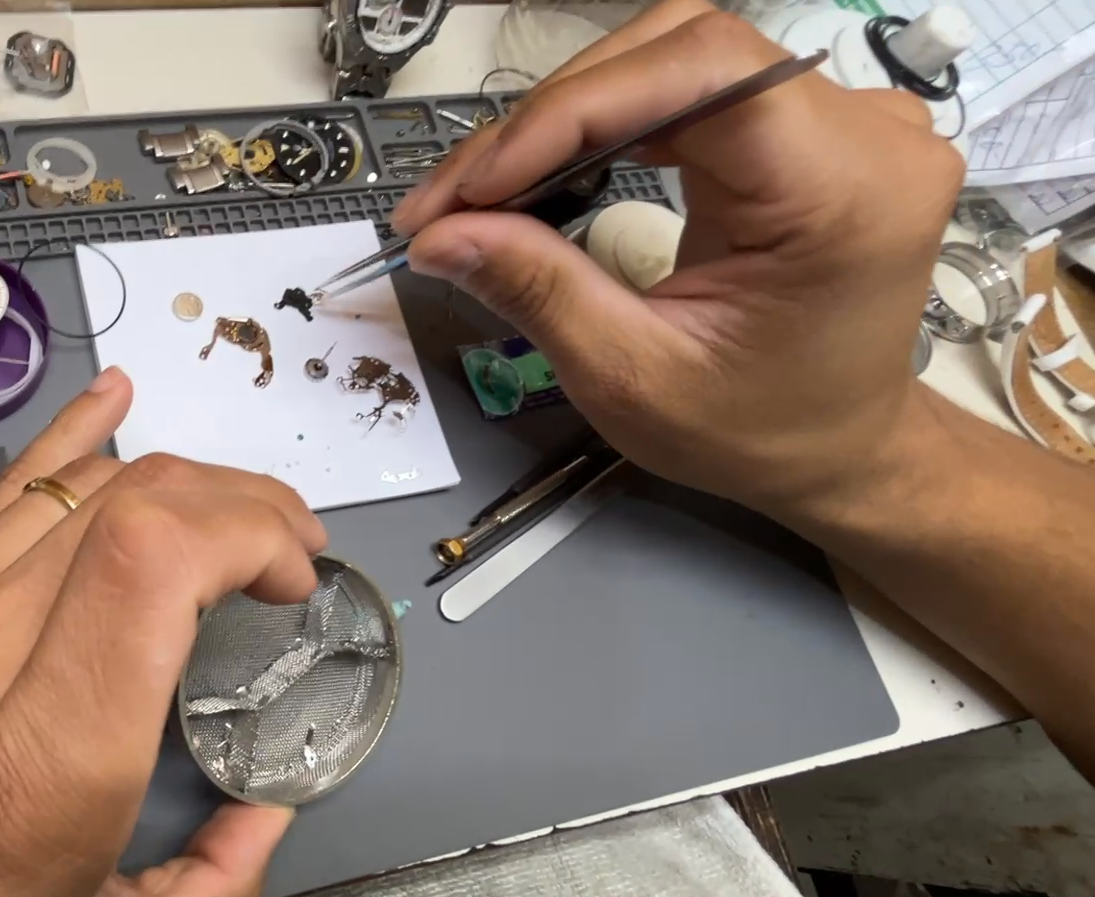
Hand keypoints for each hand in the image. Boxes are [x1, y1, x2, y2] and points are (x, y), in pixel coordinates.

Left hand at [0, 368, 326, 896]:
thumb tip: (271, 815)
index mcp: (44, 761)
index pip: (150, 565)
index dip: (246, 534)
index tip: (291, 577)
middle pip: (135, 503)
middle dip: (244, 503)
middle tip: (290, 550)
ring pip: (86, 480)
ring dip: (189, 481)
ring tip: (239, 518)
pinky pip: (11, 482)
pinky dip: (80, 433)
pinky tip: (117, 401)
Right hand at [393, 0, 962, 519]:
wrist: (822, 447)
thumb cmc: (741, 429)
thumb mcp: (624, 373)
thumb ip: (537, 291)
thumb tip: (437, 237)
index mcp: (840, 189)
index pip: (698, 74)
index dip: (566, 113)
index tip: (469, 191)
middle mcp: (855, 128)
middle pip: (673, 53)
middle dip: (540, 122)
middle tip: (447, 203)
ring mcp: (827, 123)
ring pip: (663, 64)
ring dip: (551, 125)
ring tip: (473, 198)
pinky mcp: (788, 137)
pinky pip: (673, 98)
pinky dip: (585, 134)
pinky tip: (533, 181)